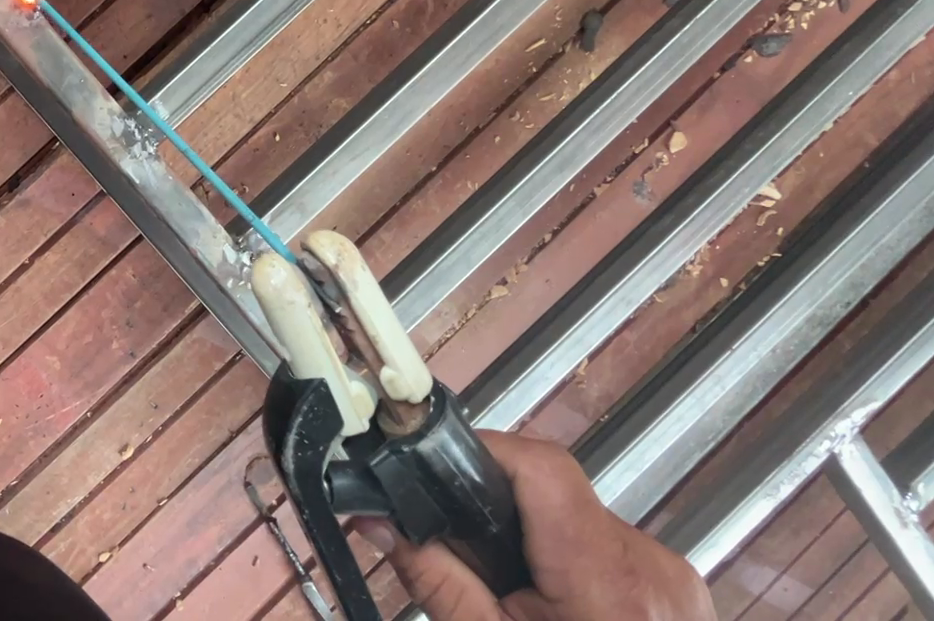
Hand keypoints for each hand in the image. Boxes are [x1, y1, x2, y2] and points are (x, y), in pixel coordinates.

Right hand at [362, 432, 715, 620]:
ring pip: (573, 509)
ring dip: (531, 530)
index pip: (540, 464)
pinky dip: (564, 554)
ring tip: (515, 587)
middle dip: (497, 502)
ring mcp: (671, 577)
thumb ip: (433, 578)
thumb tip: (374, 518)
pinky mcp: (674, 586)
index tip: (443, 472)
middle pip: (550, 484)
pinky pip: (602, 538)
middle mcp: (649, 566)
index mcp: (605, 581)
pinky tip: (553, 598)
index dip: (484, 451)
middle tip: (468, 550)